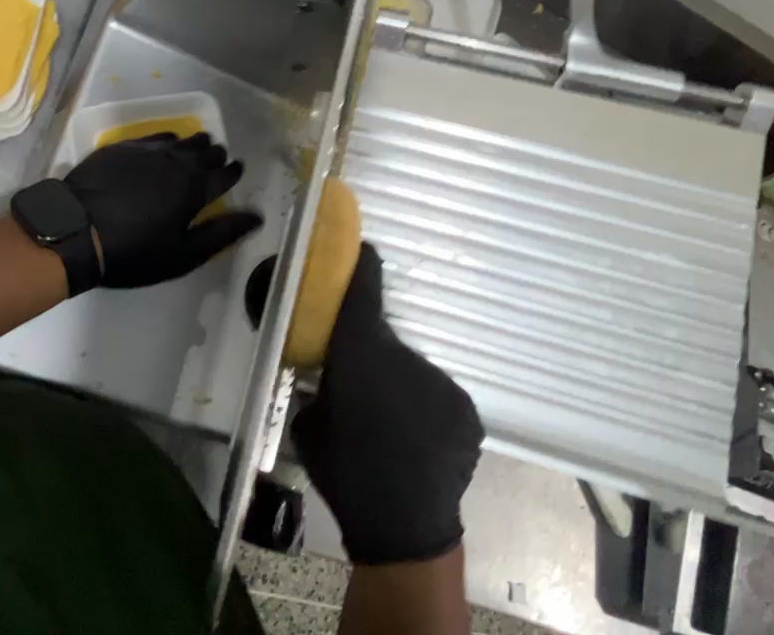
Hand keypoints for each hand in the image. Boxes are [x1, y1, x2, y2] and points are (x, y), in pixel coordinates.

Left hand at [62, 132, 261, 292]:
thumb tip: (257, 217)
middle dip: (215, 155)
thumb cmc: (134, 252)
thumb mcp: (183, 254)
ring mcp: (148, 151)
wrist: (77, 230)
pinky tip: (164, 146)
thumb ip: (222, 233)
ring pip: (182, 140)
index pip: (225, 175)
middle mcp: (178, 162)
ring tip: (195, 149)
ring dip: (193, 145)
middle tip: (217, 161)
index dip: (233, 173)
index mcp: (196, 189)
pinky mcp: (123, 147)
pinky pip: (155, 137)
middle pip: (206, 152)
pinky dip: (167, 141)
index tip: (237, 172)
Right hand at [291, 245, 483, 564]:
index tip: (363, 248)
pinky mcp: (466, 408)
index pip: (363, 294)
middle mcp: (405, 357)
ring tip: (392, 424)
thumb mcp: (307, 423)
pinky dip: (425, 410)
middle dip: (373, 354)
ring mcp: (441, 382)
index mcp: (360, 356)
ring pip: (413, 372)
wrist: (402, 525)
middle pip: (386, 340)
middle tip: (362, 386)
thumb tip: (327, 379)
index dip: (362, 267)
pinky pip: (437, 398)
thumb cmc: (342, 471)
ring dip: (401, 387)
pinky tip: (416, 439)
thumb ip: (319, 388)